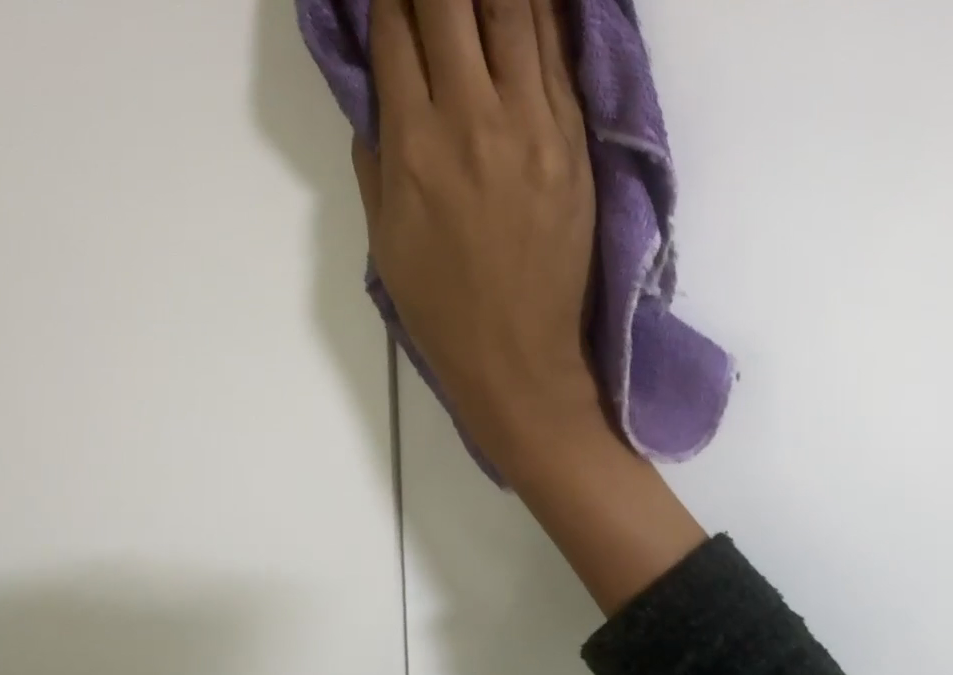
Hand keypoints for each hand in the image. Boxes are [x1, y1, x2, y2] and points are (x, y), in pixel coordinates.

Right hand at [353, 0, 703, 614]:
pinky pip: (560, 57)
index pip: (395, 29)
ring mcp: (533, 127)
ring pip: (515, 12)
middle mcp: (472, 118)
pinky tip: (536, 3)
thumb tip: (380, 100)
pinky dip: (546, 16)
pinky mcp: (575, 144)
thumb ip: (377, 160)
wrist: (521, 361)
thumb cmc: (445, 312)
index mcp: (413, 144)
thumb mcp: (385, 240)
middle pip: (452, 3)